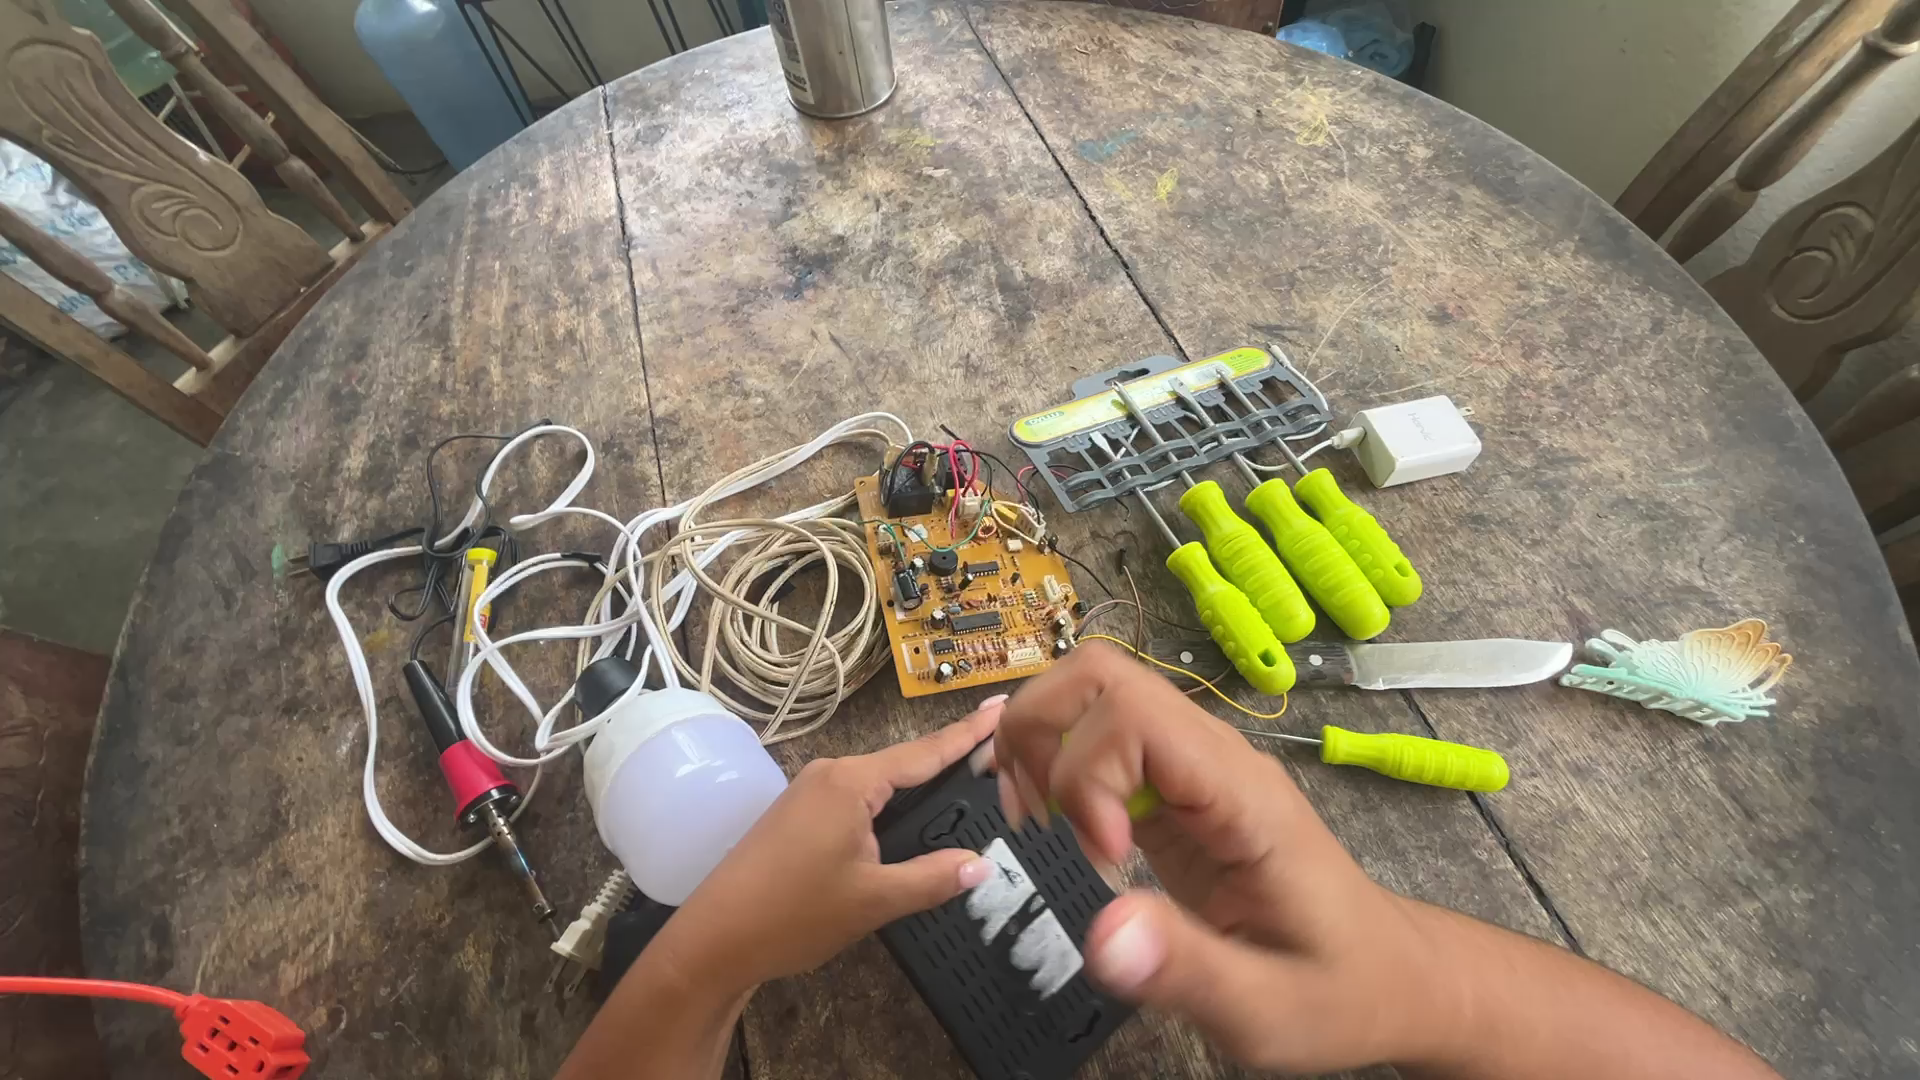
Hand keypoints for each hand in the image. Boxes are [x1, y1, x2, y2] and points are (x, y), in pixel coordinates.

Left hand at [655, 700, 1003, 993]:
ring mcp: (811, 788)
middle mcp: (832, 772)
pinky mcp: (798, 809)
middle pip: (903, 763)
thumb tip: (981, 865)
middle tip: (995, 753)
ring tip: (959, 785)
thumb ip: (931, 878)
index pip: (925, 752)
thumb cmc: (794, 913)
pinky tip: (903, 820)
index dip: (968, 732)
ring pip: (878, 781)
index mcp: (852, 781)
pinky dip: (887, 803)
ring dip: (916, 787)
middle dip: (947, 760)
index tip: (1001, 705)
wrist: (712, 939)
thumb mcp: (873, 900)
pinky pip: (857, 796)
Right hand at [993, 643, 1457, 1072]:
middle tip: (1038, 817)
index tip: (1101, 858)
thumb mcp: (1271, 1009)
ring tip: (1037, 816)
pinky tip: (1046, 814)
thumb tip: (1098, 935)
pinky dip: (1048, 756)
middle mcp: (1207, 752)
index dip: (1089, 774)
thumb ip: (1186, 971)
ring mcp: (1184, 759)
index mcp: (1238, 789)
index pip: (1135, 713)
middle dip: (1041, 732)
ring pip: (1090, 688)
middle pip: (1101, 674)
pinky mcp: (1164, 779)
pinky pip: (1094, 729)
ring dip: (1038, 739)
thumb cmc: (1336, 988)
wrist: (1381, 970)